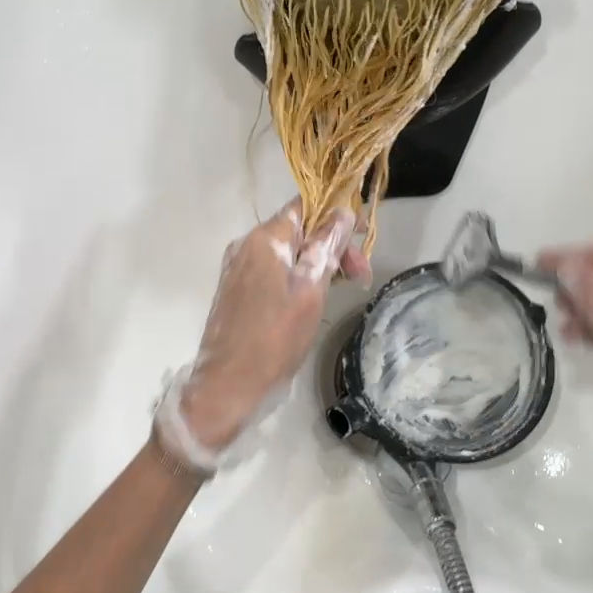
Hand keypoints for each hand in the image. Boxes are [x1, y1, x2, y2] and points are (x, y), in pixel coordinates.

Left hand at [155, 201, 365, 470]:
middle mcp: (246, 245)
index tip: (364, 233)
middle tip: (362, 274)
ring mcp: (238, 269)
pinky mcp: (236, 291)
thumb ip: (326, 246)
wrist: (227, 386)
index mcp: (264, 238)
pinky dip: (297, 277)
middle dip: (332, 246)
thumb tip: (343, 211)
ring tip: (345, 287)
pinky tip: (314, 297)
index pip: (304, 206)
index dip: (337, 214)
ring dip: (317, 263)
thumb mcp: (311, 290)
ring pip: (287, 252)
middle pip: (298, 230)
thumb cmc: (275, 338)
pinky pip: (273, 270)